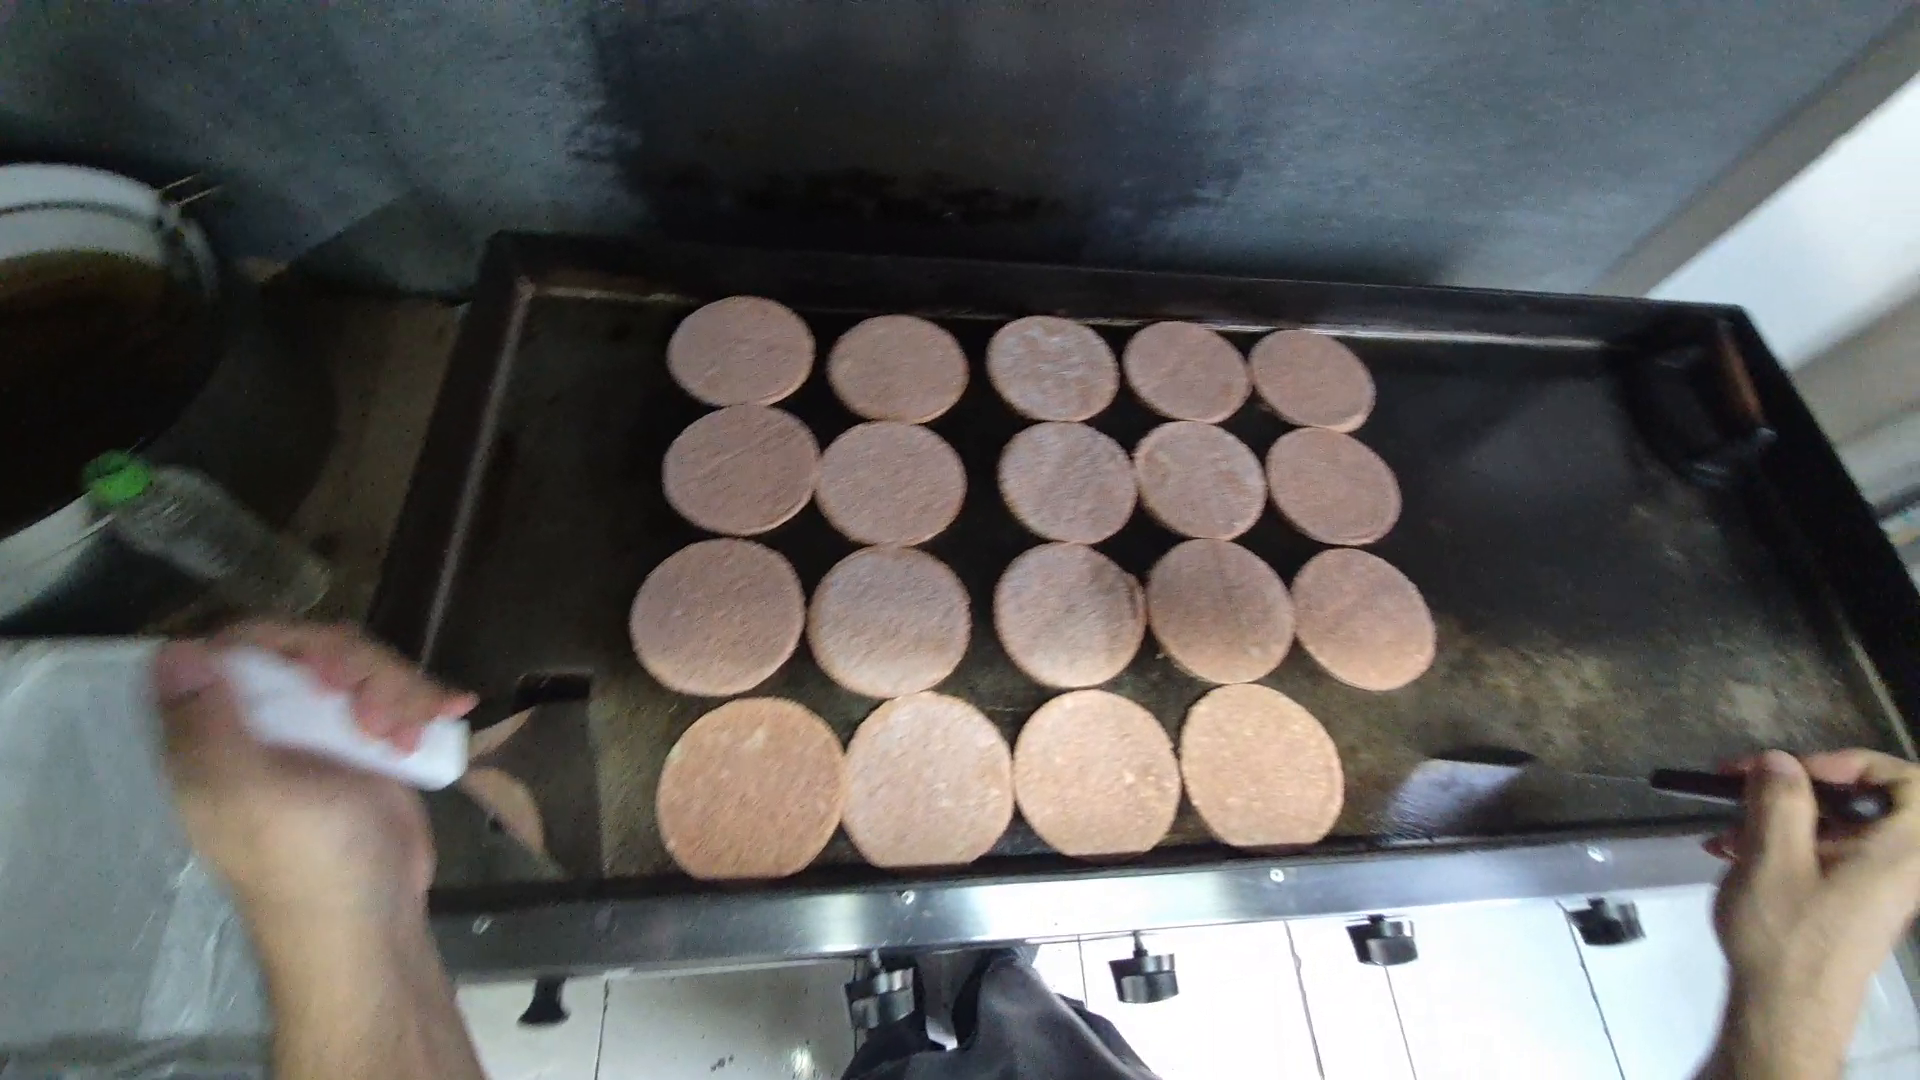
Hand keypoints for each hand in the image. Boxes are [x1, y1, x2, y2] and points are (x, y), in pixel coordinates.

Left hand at [154, 621, 476, 923]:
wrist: (371, 910)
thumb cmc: (305, 858)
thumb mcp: (249, 794)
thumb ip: (210, 726)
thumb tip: (178, 650)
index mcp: (225, 732)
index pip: (245, 648)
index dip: (293, 642)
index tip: (330, 674)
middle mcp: (274, 722)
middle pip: (322, 650)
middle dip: (367, 674)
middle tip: (381, 720)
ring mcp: (329, 731)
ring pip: (371, 669)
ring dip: (404, 692)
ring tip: (411, 738)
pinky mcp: (376, 742)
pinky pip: (405, 696)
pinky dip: (432, 699)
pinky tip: (456, 709)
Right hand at [1702, 749, 1919, 1077]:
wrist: (1788, 1003)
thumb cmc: (1785, 930)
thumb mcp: (1772, 859)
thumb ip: (1780, 804)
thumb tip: (1781, 760)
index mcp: (1897, 853)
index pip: (1909, 784)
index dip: (1853, 764)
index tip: (1791, 771)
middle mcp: (1897, 864)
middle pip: (1864, 799)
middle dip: (1795, 784)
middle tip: (1738, 782)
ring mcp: (1873, 882)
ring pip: (1834, 823)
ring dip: (1775, 813)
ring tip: (1722, 826)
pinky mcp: (1847, 895)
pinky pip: (1821, 849)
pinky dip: (1776, 839)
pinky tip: (1729, 849)